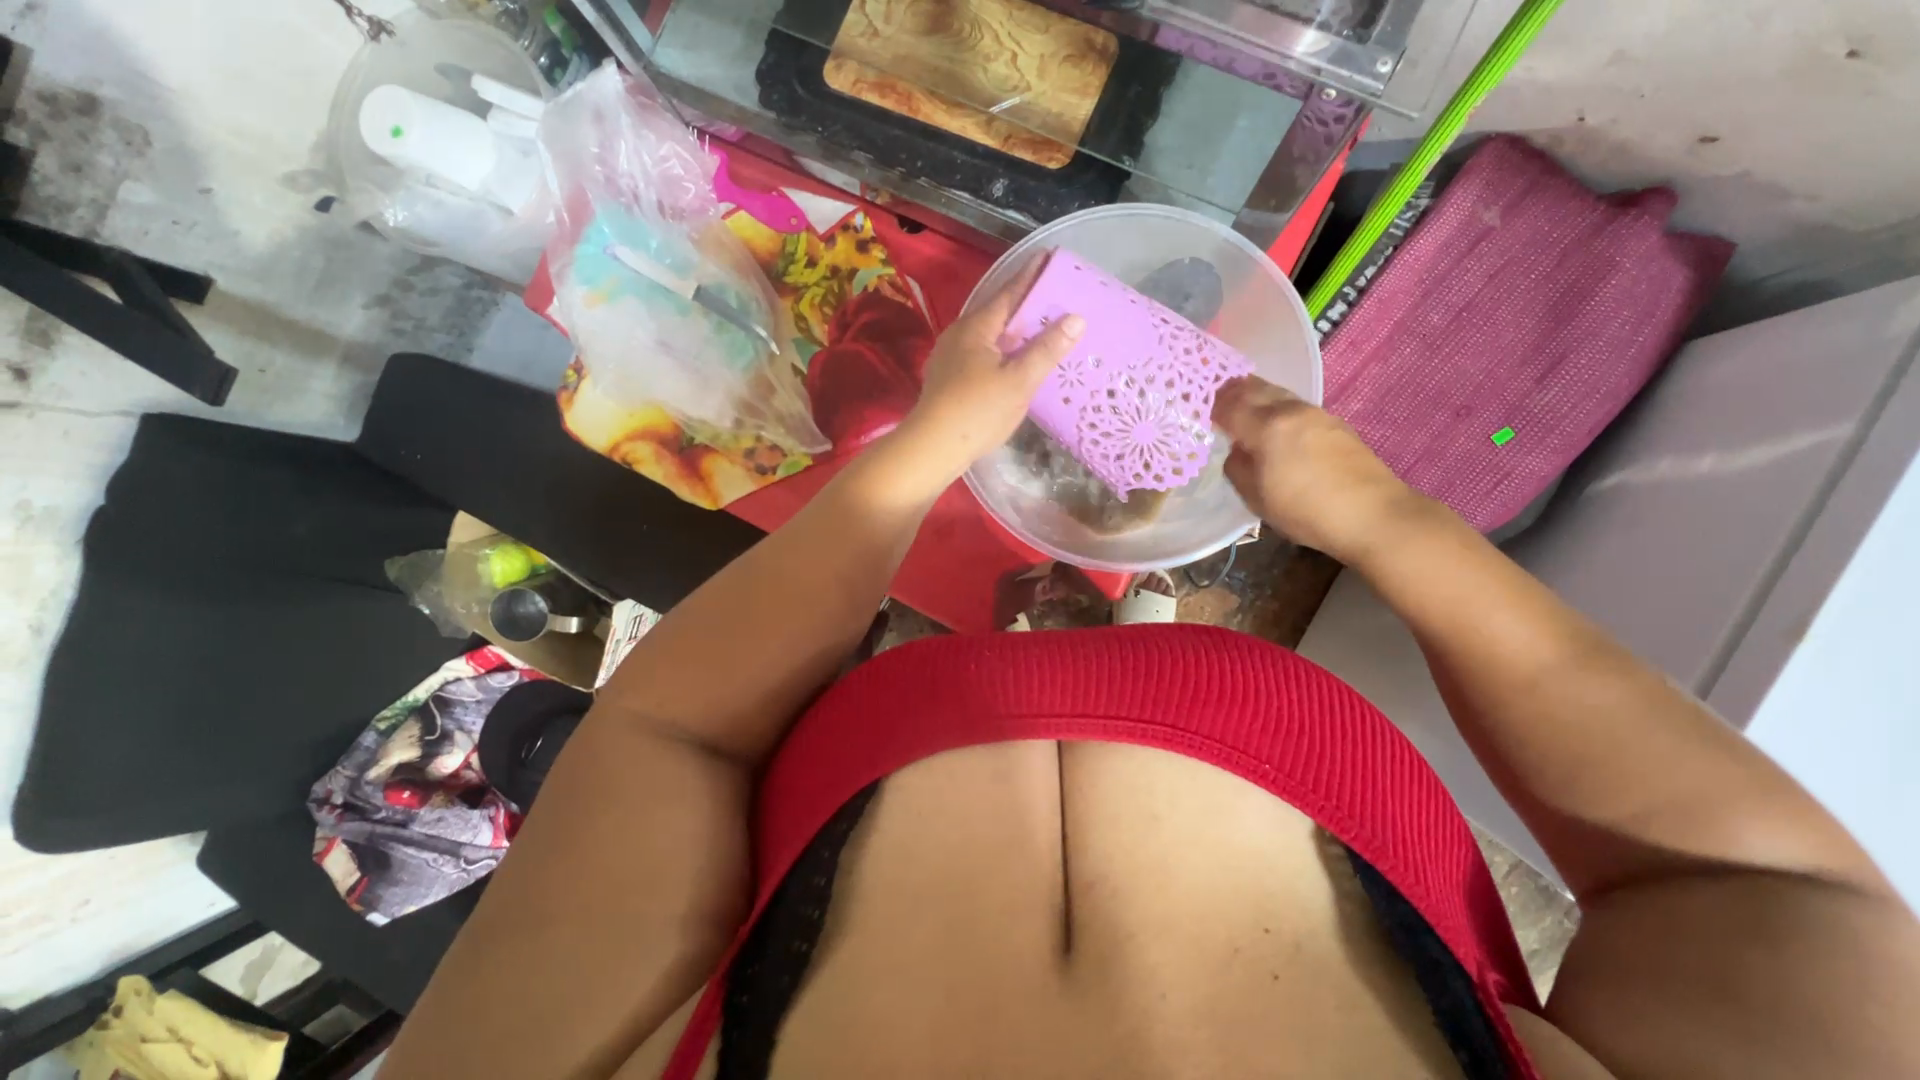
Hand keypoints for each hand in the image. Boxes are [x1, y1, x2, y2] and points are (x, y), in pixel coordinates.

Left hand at [891, 259, 1084, 483]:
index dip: (1030, 275)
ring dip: (1011, 328)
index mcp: (977, 327)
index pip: (1010, 293)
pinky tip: (1011, 360)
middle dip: (1023, 302)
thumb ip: (1047, 349)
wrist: (932, 447)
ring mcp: (949, 356)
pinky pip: (980, 353)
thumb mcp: (1019, 381)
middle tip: (1050, 293)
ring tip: (1036, 325)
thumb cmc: (978, 411)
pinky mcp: (947, 378)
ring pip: (987, 334)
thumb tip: (1075, 318)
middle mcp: (959, 334)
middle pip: (997, 311)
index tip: (1047, 256)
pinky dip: (1000, 349)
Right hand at [1211, 375, 1427, 564]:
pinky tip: (1276, 425)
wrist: (1372, 515)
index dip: (1210, 404)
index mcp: (1266, 426)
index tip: (1197, 406)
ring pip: (1278, 394)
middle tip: (1215, 396)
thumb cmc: (1306, 510)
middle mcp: (1290, 411)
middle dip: (1232, 390)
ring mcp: (1317, 414)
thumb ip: (1238, 468)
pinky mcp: (1336, 425)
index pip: (1229, 405)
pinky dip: (1278, 409)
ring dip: (1257, 396)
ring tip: (1243, 407)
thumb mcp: (1256, 498)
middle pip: (1255, 388)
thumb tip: (1237, 451)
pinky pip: (1296, 407)